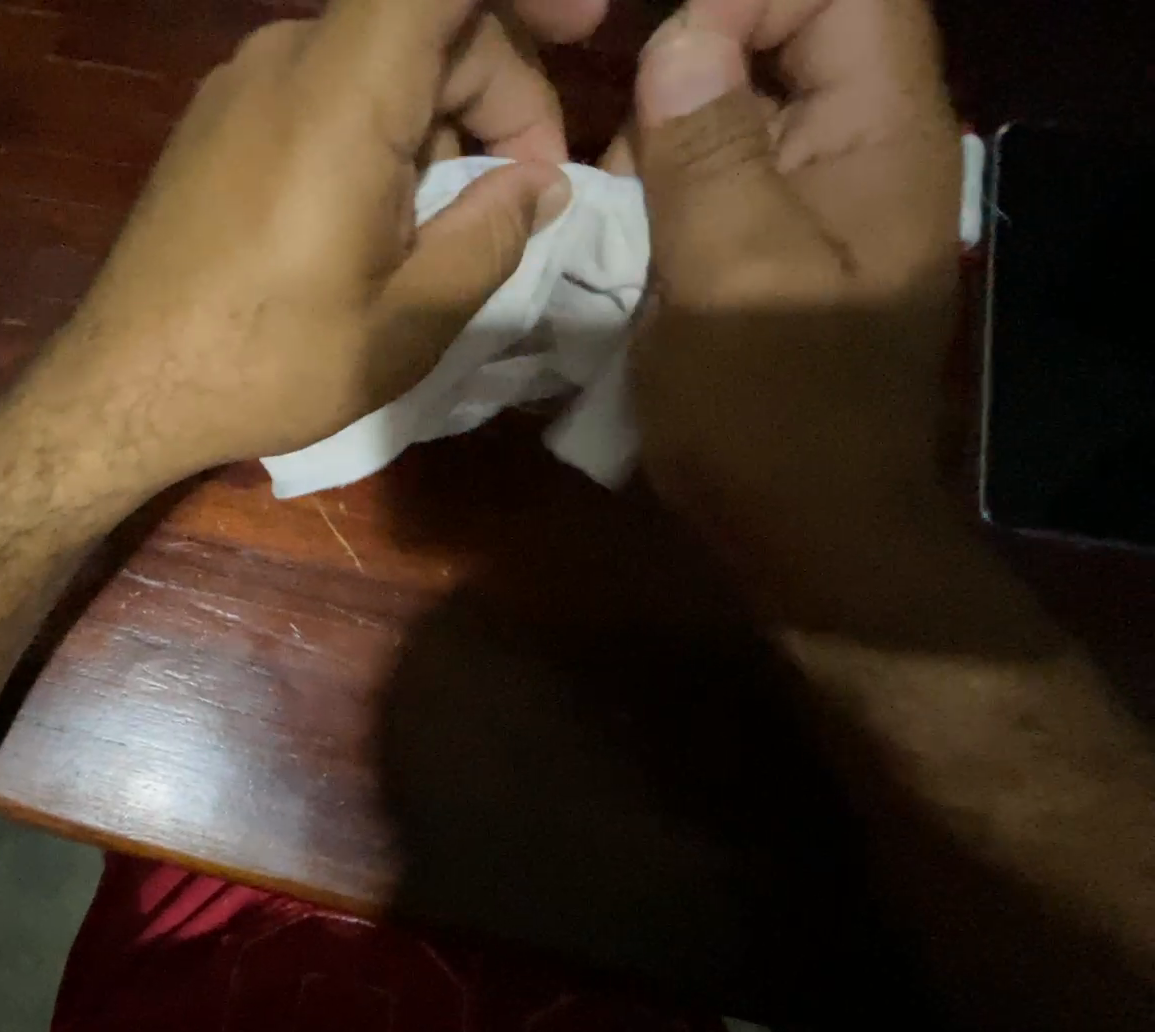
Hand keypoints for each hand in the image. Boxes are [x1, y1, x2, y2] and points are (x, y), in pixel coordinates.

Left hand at [41, 0, 605, 484]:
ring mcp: (232, 95)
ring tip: (437, 229)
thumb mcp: (401, 325)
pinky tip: (365, 225)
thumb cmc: (262, 366)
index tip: (583, 30)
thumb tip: (532, 188)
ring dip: (429, 125)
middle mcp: (281, 63)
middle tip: (515, 195)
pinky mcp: (207, 134)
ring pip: (367, 67)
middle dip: (494, 90)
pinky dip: (366, 139)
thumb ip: (488, 239)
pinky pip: (312, 102)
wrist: (121, 392)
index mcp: (342, 94)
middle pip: (417, 23)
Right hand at [624, 0, 963, 566]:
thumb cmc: (769, 410)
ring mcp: (802, 214)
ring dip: (649, 168)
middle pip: (769, 57)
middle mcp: (850, 158)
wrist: (795, 521)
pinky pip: (700, 199)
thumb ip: (707, 154)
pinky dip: (650, 215)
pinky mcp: (757, 261)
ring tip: (613, 241)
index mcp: (877, 138)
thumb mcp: (730, 277)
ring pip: (719, 134)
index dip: (740, 9)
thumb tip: (678, 38)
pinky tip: (623, 265)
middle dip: (675, 102)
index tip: (648, 77)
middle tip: (619, 187)